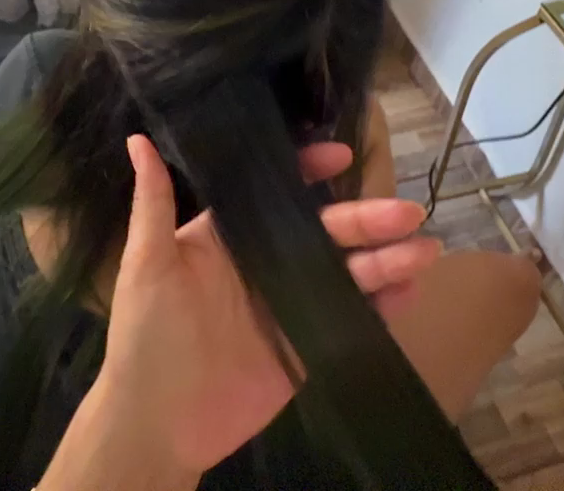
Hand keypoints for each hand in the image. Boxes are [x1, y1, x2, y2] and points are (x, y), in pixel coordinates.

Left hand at [40, 135, 438, 488]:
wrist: (155, 424)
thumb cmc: (145, 334)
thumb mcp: (147, 263)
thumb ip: (153, 203)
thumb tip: (139, 138)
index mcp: (230, 236)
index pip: (274, 193)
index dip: (309, 172)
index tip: (341, 154)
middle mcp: (264, 263)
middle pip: (323, 232)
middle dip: (366, 219)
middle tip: (408, 211)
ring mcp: (288, 306)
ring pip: (343, 274)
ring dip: (384, 262)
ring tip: (425, 251)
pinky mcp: (304, 348)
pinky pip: (347, 323)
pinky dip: (379, 311)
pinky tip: (408, 296)